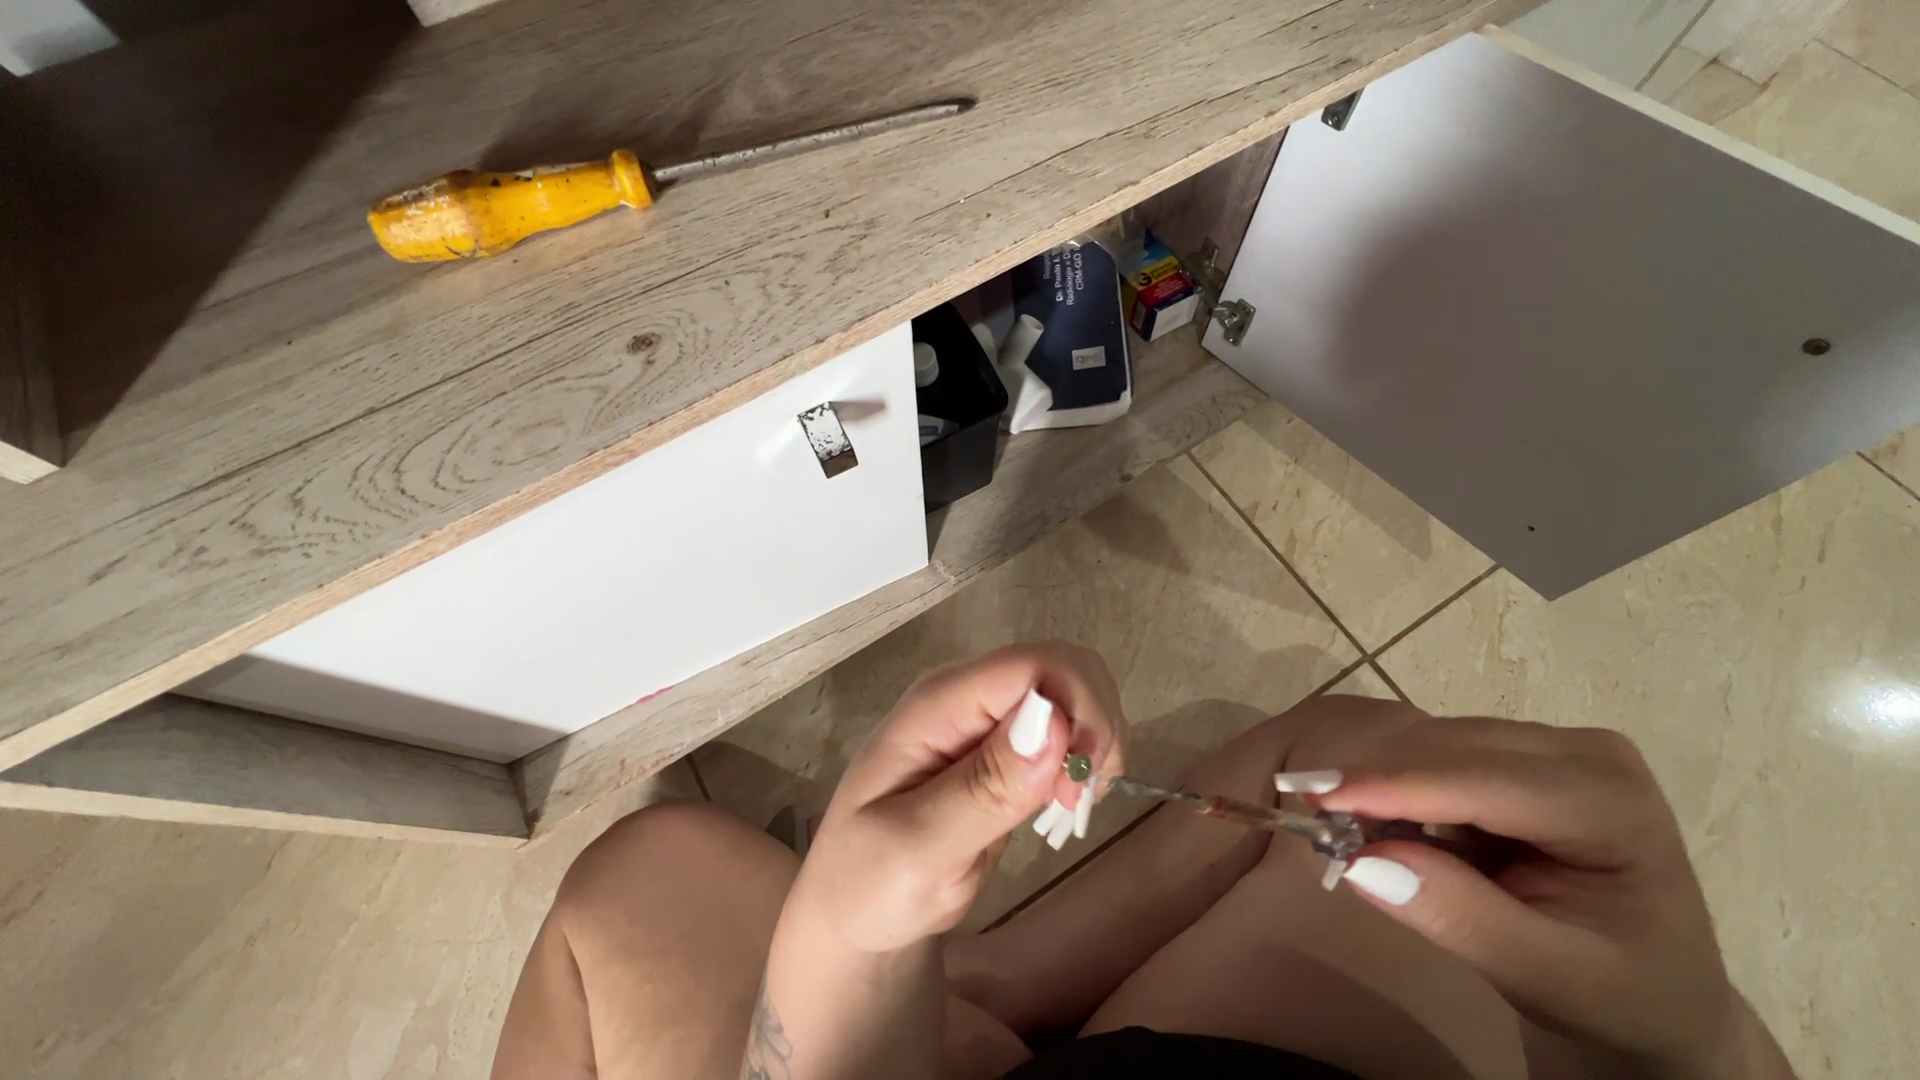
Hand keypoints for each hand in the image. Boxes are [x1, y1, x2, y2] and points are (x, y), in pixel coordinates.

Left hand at [791, 642, 1126, 952]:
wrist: (856, 909)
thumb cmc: (869, 884)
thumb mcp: (917, 850)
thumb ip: (983, 790)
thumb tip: (1053, 724)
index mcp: (936, 704)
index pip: (1032, 664)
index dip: (1076, 707)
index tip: (1078, 784)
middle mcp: (966, 695)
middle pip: (1063, 666)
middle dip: (1093, 724)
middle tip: (1077, 800)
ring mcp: (987, 717)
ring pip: (1074, 692)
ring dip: (1095, 743)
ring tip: (1070, 806)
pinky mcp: (1007, 745)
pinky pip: (1068, 726)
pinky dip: (1085, 759)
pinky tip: (1066, 801)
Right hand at [1314, 716, 1770, 1077]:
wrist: (1651, 991)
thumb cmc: (1613, 994)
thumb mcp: (1549, 978)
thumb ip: (1461, 918)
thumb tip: (1361, 862)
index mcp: (1615, 805)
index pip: (1486, 781)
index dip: (1395, 786)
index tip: (1314, 798)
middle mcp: (1585, 754)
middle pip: (1451, 749)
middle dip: (1376, 782)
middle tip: (1310, 820)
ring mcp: (1551, 746)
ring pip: (1432, 744)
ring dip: (1381, 783)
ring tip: (1346, 831)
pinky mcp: (1518, 753)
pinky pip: (1433, 755)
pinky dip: (1396, 787)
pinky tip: (1384, 823)